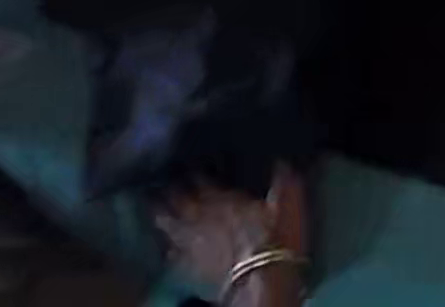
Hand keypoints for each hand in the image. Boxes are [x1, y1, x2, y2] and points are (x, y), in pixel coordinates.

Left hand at [156, 164, 308, 306]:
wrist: (260, 283)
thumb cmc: (276, 237)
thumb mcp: (289, 201)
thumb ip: (283, 179)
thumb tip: (282, 160)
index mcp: (224, 199)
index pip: (201, 180)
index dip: (193, 171)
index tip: (187, 162)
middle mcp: (202, 219)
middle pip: (177, 203)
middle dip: (168, 191)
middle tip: (160, 182)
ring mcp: (193, 246)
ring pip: (169, 227)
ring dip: (161, 216)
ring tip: (154, 207)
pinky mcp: (190, 269)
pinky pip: (171, 255)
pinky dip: (167, 246)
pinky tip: (166, 244)